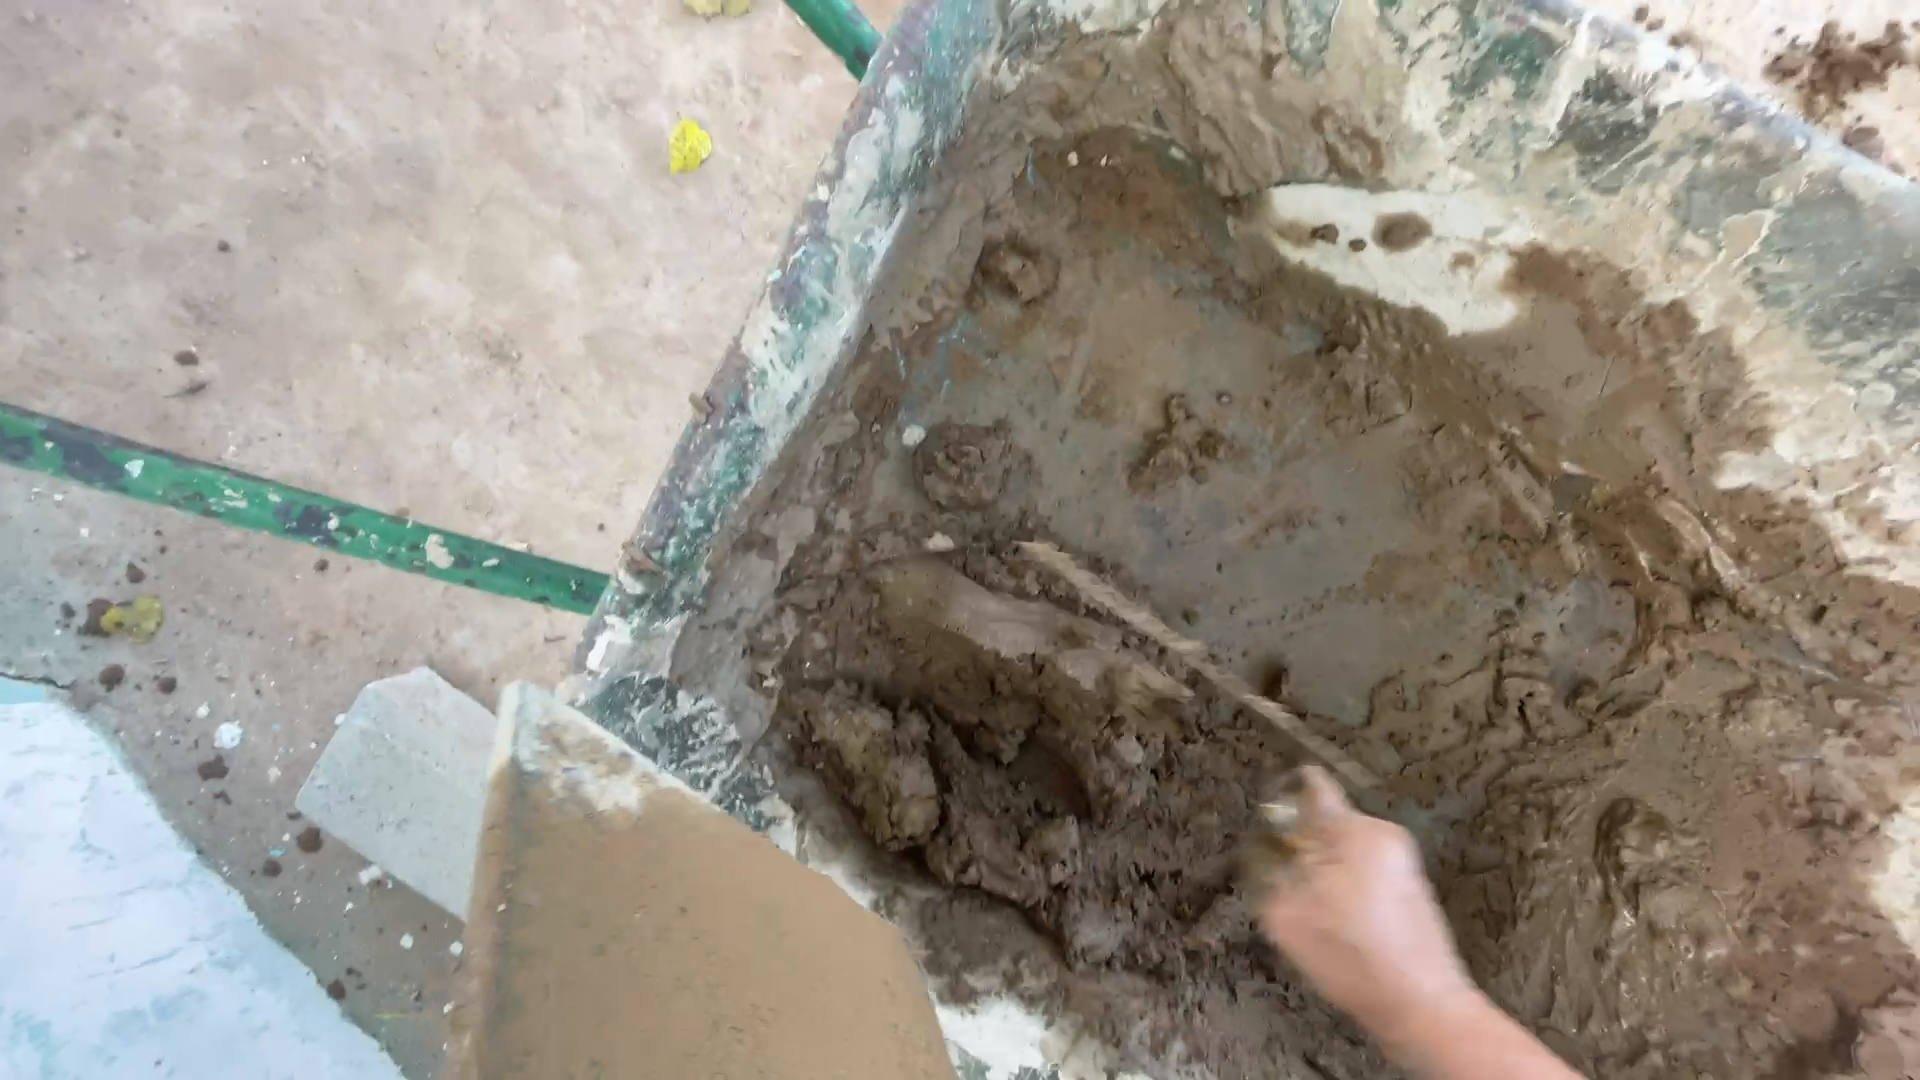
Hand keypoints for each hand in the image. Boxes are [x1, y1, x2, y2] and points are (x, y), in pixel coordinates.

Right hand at [1254, 767, 1481, 1045]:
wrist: (1424, 1008)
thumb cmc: (1352, 957)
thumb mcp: (1286, 916)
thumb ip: (1265, 871)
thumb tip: (1257, 847)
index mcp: (1349, 828)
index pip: (1309, 783)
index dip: (1280, 794)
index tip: (1264, 815)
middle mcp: (1378, 831)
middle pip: (1321, 818)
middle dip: (1300, 841)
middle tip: (1284, 875)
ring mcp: (1400, 856)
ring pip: (1340, 845)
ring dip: (1321, 865)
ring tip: (1314, 904)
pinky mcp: (1410, 882)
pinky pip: (1360, 865)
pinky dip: (1344, 881)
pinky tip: (1340, 917)